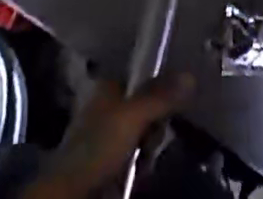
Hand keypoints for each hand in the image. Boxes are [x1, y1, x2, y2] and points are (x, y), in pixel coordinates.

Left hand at [20, 75, 193, 198]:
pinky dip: (142, 164)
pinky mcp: (111, 161)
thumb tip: (190, 75)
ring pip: (145, 134)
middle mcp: (108, 106)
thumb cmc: (98, 146)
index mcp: (107, 87)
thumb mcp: (131, 118)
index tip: (172, 105)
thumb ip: (159, 97)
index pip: (142, 78)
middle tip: (152, 139)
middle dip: (155, 126)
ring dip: (150, 148)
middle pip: (147, 108)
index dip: (159, 91)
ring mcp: (109, 135)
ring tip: (145, 161)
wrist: (72, 192)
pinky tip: (140, 172)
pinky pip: (138, 156)